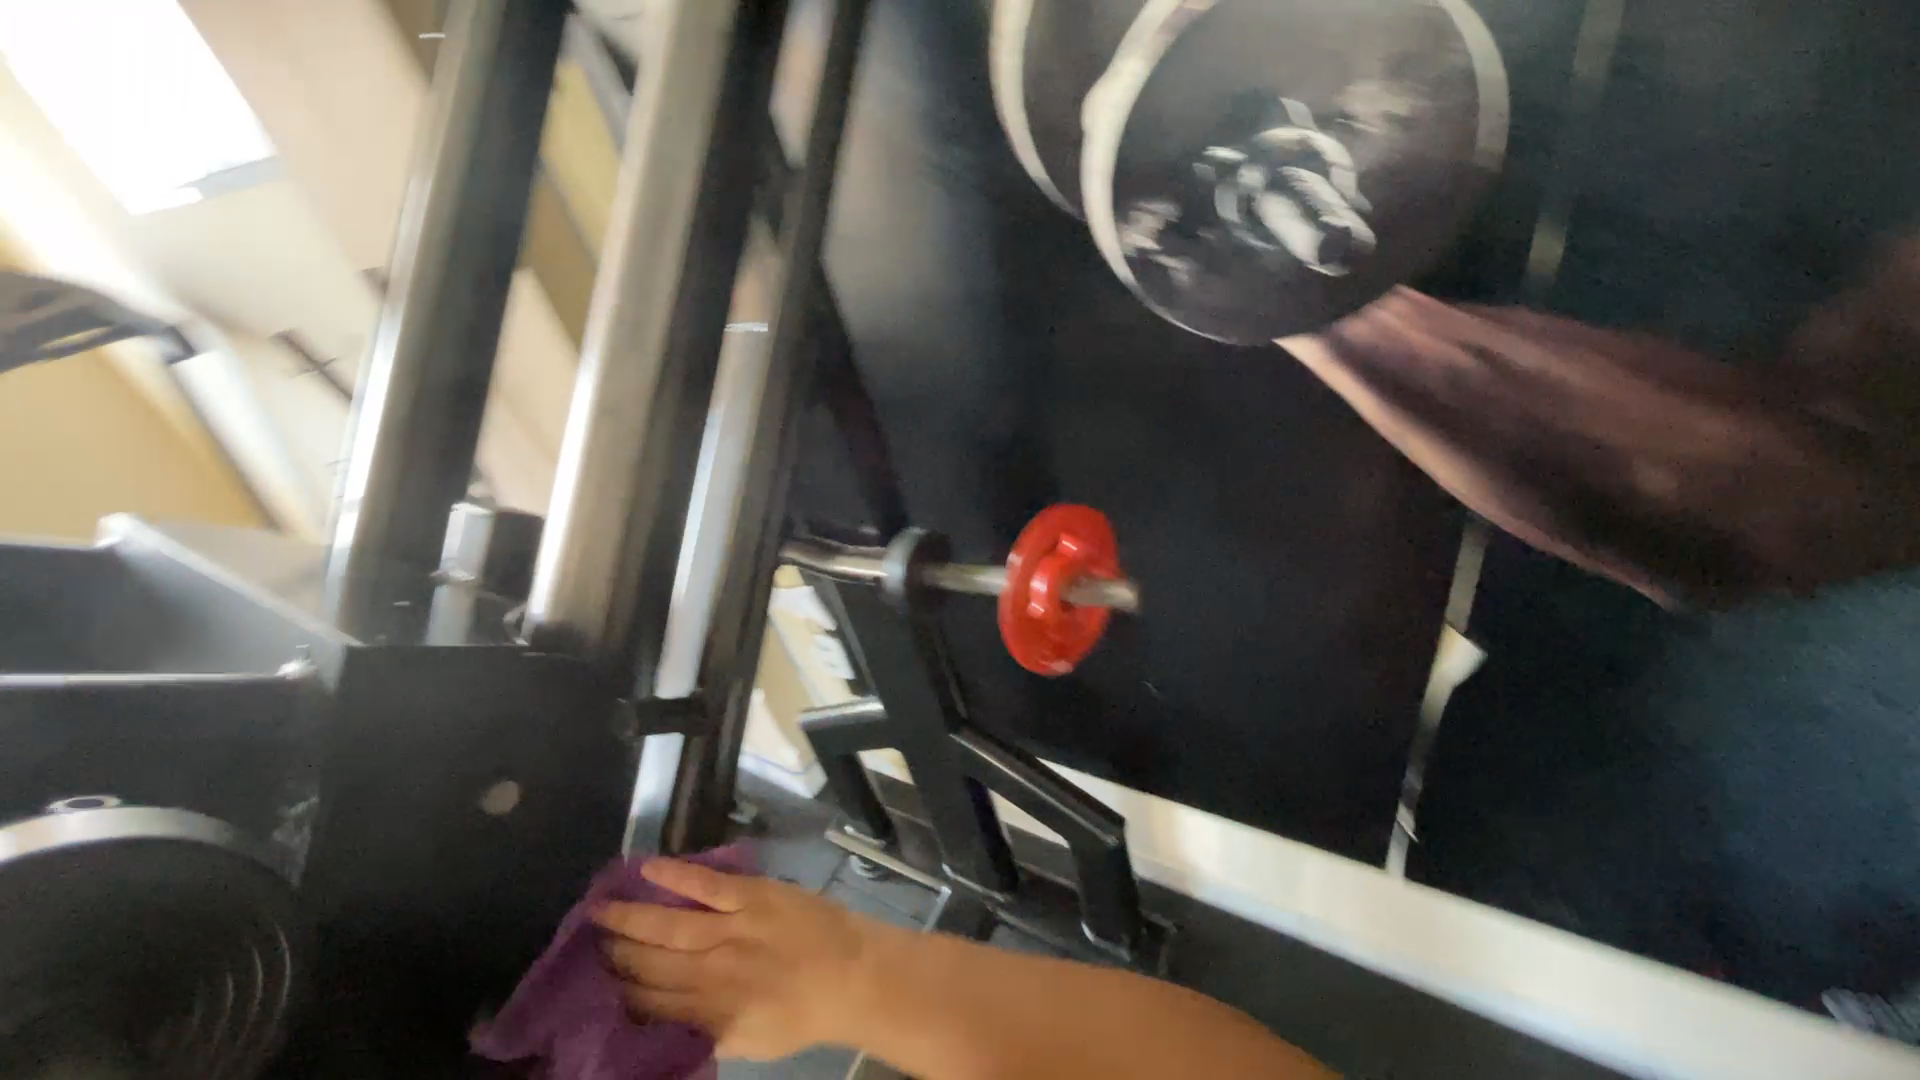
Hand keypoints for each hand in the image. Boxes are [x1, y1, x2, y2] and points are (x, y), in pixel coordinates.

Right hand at [594, 859, 884, 1060]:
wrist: (853, 976)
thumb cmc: (805, 1014)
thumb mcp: (749, 1042)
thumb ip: (706, 1034)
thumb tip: (665, 1029)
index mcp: (707, 1014)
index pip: (647, 1005)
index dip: (617, 994)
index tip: (592, 983)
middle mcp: (709, 974)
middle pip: (649, 965)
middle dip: (614, 955)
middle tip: (585, 944)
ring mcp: (731, 930)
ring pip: (667, 926)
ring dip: (630, 917)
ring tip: (598, 910)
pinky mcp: (753, 897)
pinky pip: (706, 886)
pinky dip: (676, 876)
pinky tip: (645, 868)